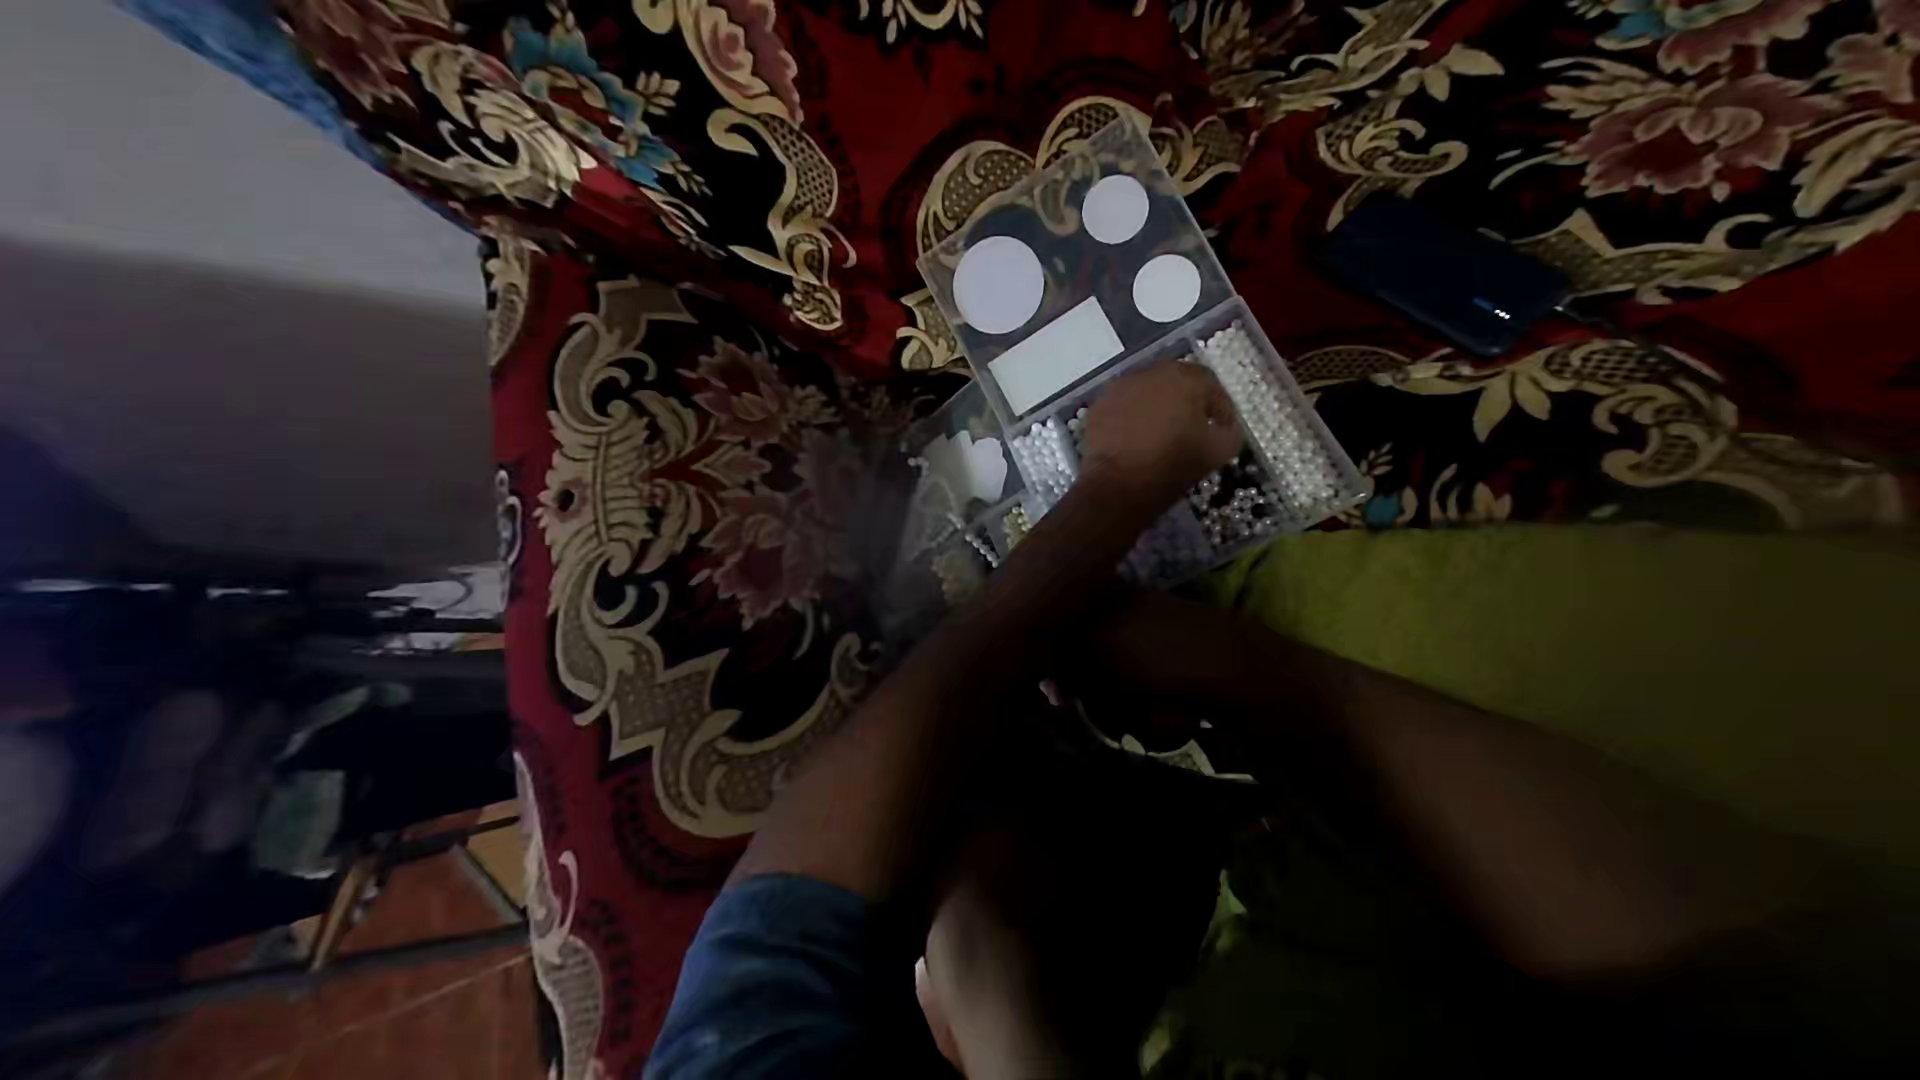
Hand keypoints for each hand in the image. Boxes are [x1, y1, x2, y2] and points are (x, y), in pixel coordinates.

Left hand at [1077, 360, 1240, 512]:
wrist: (1119, 484)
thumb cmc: (1173, 463)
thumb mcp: (1217, 451)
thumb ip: (1230, 432)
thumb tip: (1224, 428)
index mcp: (1183, 378)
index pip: (1209, 384)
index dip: (1219, 407)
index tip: (1221, 427)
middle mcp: (1149, 374)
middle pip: (1175, 384)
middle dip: (1187, 404)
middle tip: (1193, 428)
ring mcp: (1118, 389)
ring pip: (1146, 394)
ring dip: (1157, 409)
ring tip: (1161, 434)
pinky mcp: (1097, 407)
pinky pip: (1123, 408)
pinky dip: (1131, 418)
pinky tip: (1135, 439)